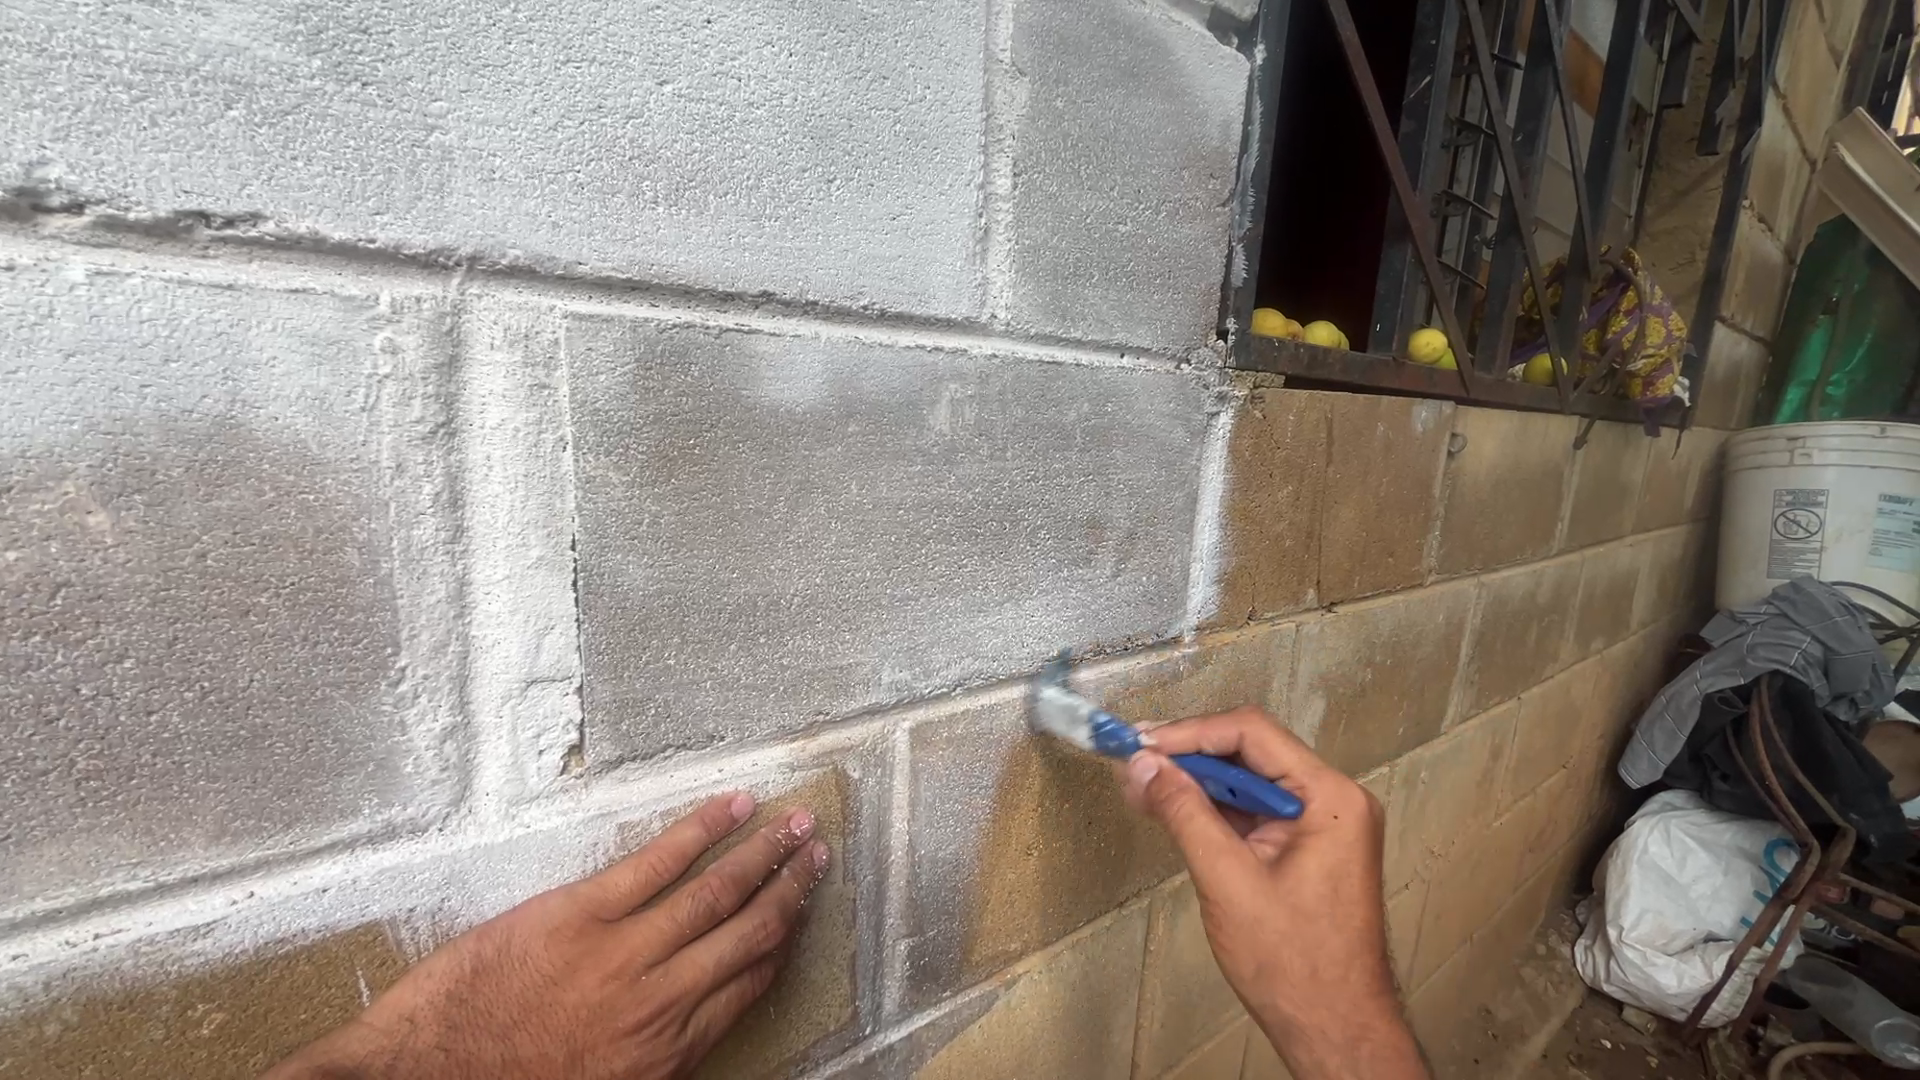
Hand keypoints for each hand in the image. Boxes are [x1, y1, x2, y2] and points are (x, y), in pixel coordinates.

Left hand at [262, 793, 829, 1079]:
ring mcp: (625, 950)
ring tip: (796, 823)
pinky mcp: (583, 911)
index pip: (749, 983)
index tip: (802, 912)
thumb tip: (693, 1018)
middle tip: (818, 851)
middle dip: (792, 888)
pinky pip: (659, 861)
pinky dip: (704, 829)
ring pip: (717, 891)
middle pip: (751, 931)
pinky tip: (735, 805)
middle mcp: (662, 1000)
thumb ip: (653, 1057)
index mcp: (665, 1053)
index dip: (784, 940)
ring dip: (764, 853)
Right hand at [1121, 707, 1428, 1079]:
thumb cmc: (1292, 964)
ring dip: (1195, 779)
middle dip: (1188, 754)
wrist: (1335, 1034)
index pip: (1251, 732)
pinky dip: (1211, 806)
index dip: (1189, 733)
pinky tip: (1172, 807)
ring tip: (1143, 783)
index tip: (1141, 744)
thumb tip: (1141, 764)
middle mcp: (1331, 798)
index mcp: (1329, 797)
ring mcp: (1321, 821)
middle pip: (1249, 749)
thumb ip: (1183, 812)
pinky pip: (1252, 806)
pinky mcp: (1305, 843)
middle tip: (1135, 760)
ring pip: (1246, 777)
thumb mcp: (1227, 879)